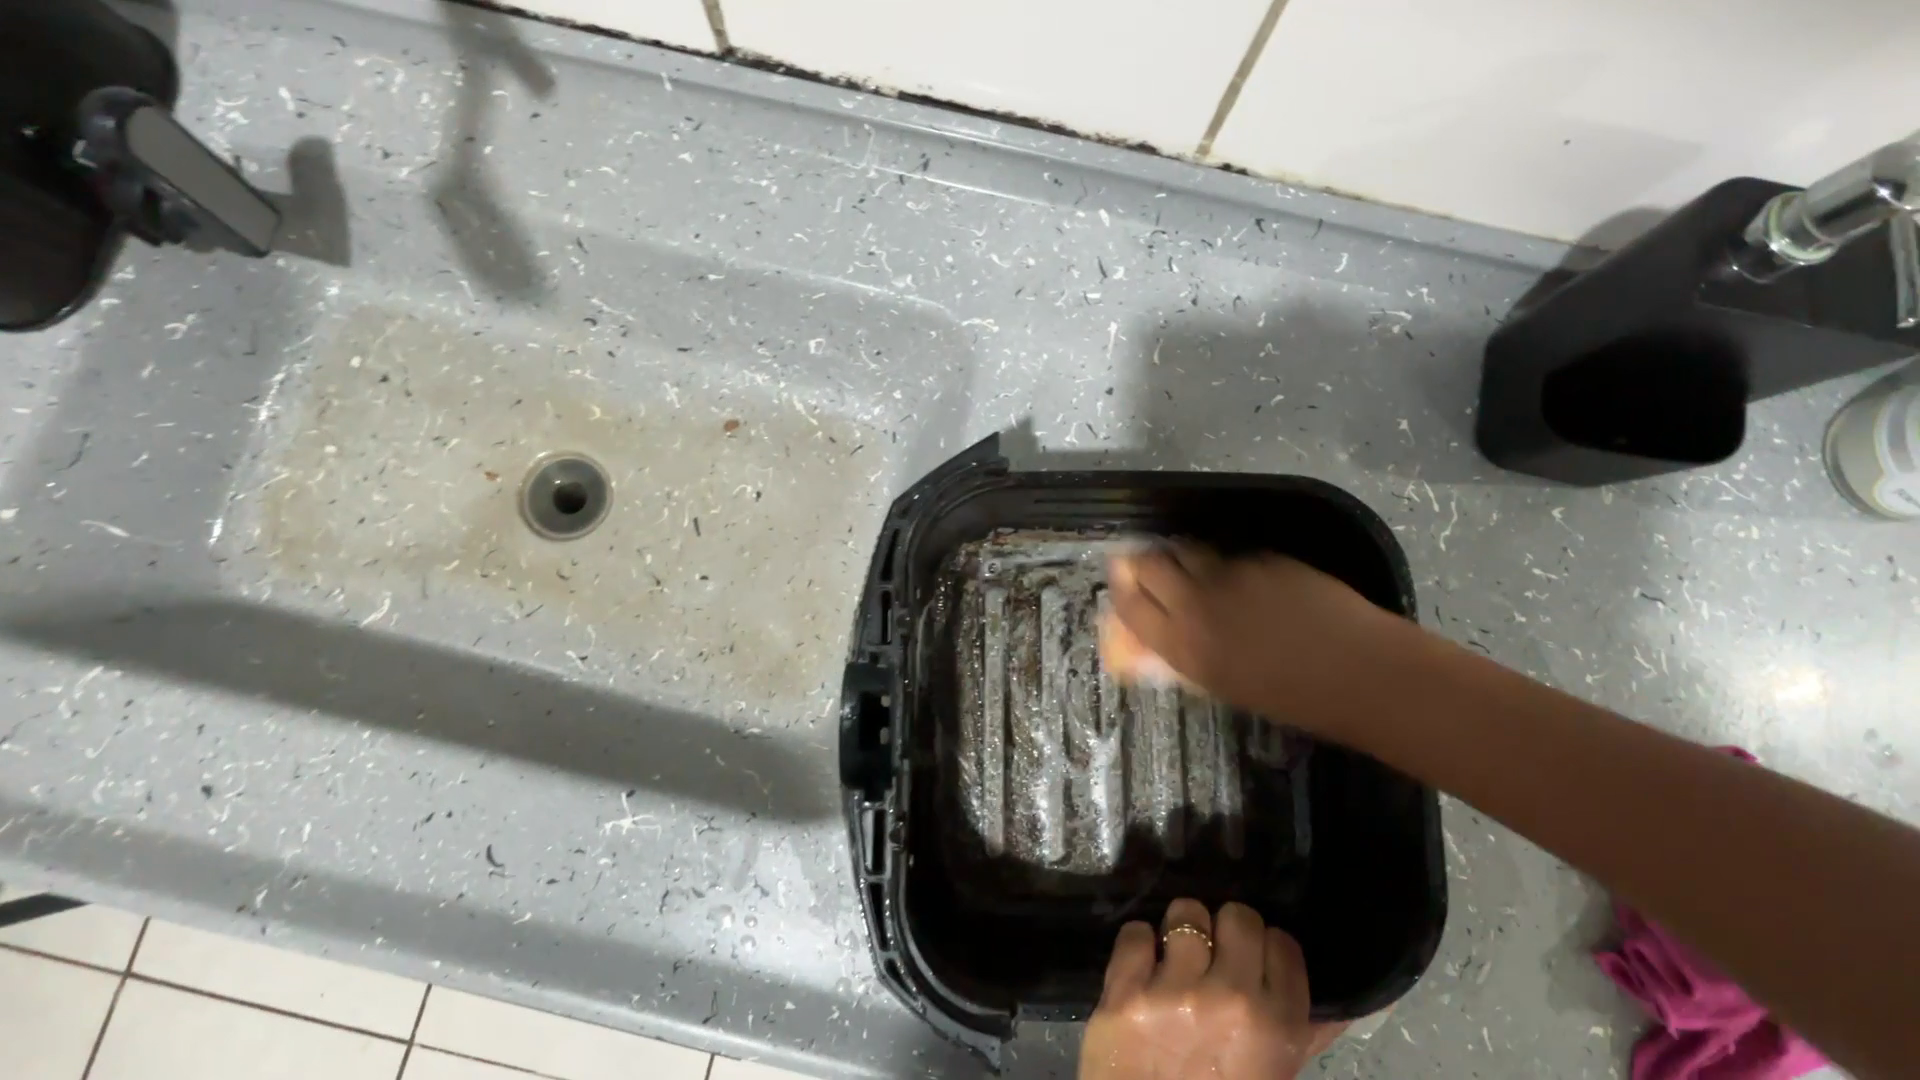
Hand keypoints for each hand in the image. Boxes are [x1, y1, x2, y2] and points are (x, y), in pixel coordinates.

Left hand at [1080, 899, 1343, 1079]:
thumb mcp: (1276, 1076)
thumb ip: (1305, 1033)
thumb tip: (1349, 1001)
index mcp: (1278, 1024)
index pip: (1283, 943)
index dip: (1266, 950)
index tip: (1251, 963)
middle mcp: (1232, 998)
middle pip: (1237, 916)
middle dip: (1225, 931)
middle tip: (1212, 956)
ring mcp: (1175, 992)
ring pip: (1184, 913)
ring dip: (1178, 932)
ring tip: (1174, 959)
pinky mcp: (1125, 992)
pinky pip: (1135, 932)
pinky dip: (1137, 946)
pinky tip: (1140, 969)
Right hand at [1106, 548, 1398, 729]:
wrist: (1359, 673)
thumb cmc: (1291, 697)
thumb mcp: (1222, 685)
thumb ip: (1184, 658)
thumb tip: (1156, 646)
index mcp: (1182, 645)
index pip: (1129, 605)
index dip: (1120, 591)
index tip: (1121, 585)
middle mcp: (1196, 603)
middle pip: (1149, 564)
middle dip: (1142, 563)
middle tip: (1148, 568)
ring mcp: (1231, 574)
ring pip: (1186, 550)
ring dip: (1179, 556)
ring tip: (1189, 568)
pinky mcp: (1263, 558)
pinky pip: (1228, 555)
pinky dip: (1223, 563)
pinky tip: (1241, 580)